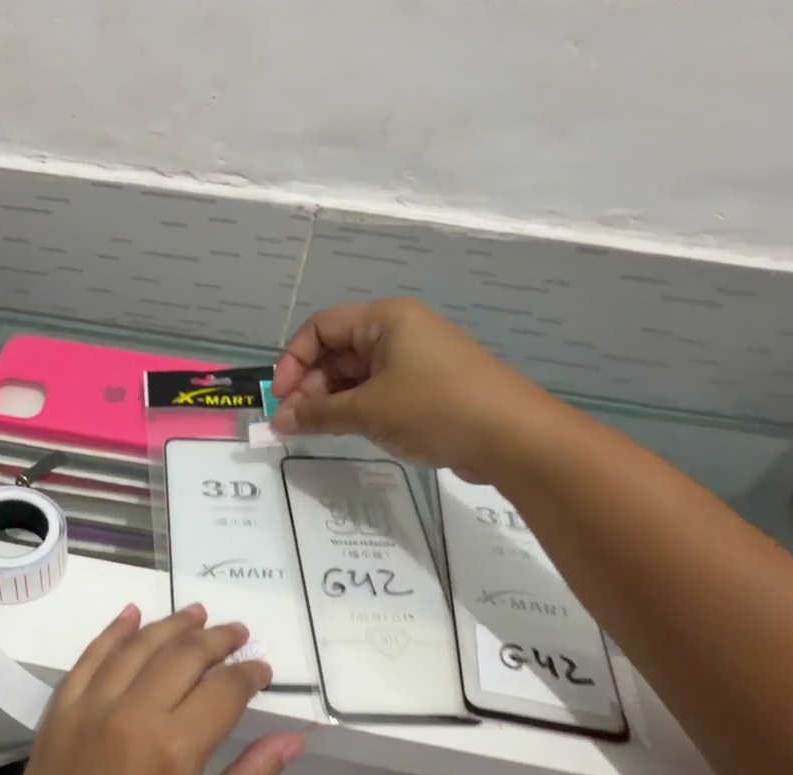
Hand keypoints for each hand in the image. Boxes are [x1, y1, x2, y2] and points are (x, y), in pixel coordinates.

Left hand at [0, 604, 304, 774]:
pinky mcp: (58, 714)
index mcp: (174, 750)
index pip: (224, 690)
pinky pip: (87, 660)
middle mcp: (131, 716)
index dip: (249, 674)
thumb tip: (292, 738)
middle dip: (217, 639)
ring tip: (197, 613)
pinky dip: (111, 633)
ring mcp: (88, 710)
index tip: (263, 669)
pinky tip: (131, 615)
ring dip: (170, 625)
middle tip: (238, 632)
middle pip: (182, 656)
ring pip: (136, 647)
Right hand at [270, 297, 560, 479]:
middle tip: (293, 425)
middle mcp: (399, 331)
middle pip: (336, 351)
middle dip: (310, 386)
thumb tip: (279, 420)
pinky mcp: (426, 388)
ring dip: (330, 401)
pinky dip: (356, 409)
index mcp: (385, 319)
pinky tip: (346, 432)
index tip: (281, 399)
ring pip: (356, 375)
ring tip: (315, 433)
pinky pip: (378, 391)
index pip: (321, 328)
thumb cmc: (436, 409)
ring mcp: (415, 360)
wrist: (513, 437)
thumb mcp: (369, 411)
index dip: (293, 361)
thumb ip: (318, 414)